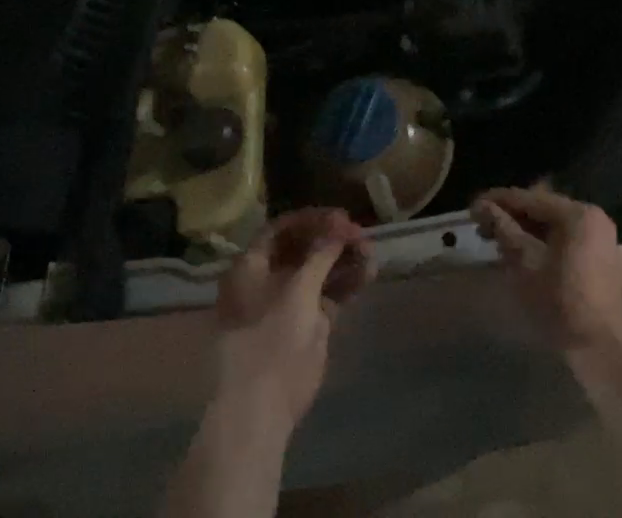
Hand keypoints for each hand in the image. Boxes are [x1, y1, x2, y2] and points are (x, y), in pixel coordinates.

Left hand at [213, 208, 372, 432]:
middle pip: (302, 248)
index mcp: (250, 267)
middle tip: (362, 236)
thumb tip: (337, 228)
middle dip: (332, 240)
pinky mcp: (306, 323)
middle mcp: (266, 280)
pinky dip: (346, 283)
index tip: (342, 217)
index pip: (280, 230)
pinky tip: (368, 273)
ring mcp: (287, 302)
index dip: (311, 220)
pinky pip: (327, 294)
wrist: (262, 404)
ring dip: (344, 260)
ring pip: (318, 271)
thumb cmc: (272, 340)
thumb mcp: (298, 291)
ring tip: (371, 253)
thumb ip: (320, 256)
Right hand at [471, 187, 621, 357]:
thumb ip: (504, 229)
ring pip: (554, 222)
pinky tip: (521, 248)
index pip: (531, 199)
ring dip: (526, 227)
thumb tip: (481, 206)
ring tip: (496, 237)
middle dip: (512, 214)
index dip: (499, 200)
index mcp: (577, 214)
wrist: (597, 344)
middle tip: (481, 224)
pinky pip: (566, 236)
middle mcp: (593, 216)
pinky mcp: (600, 253)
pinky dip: (543, 238)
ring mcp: (600, 235)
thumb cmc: (558, 301)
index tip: (472, 205)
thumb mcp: (525, 263)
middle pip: (544, 207)